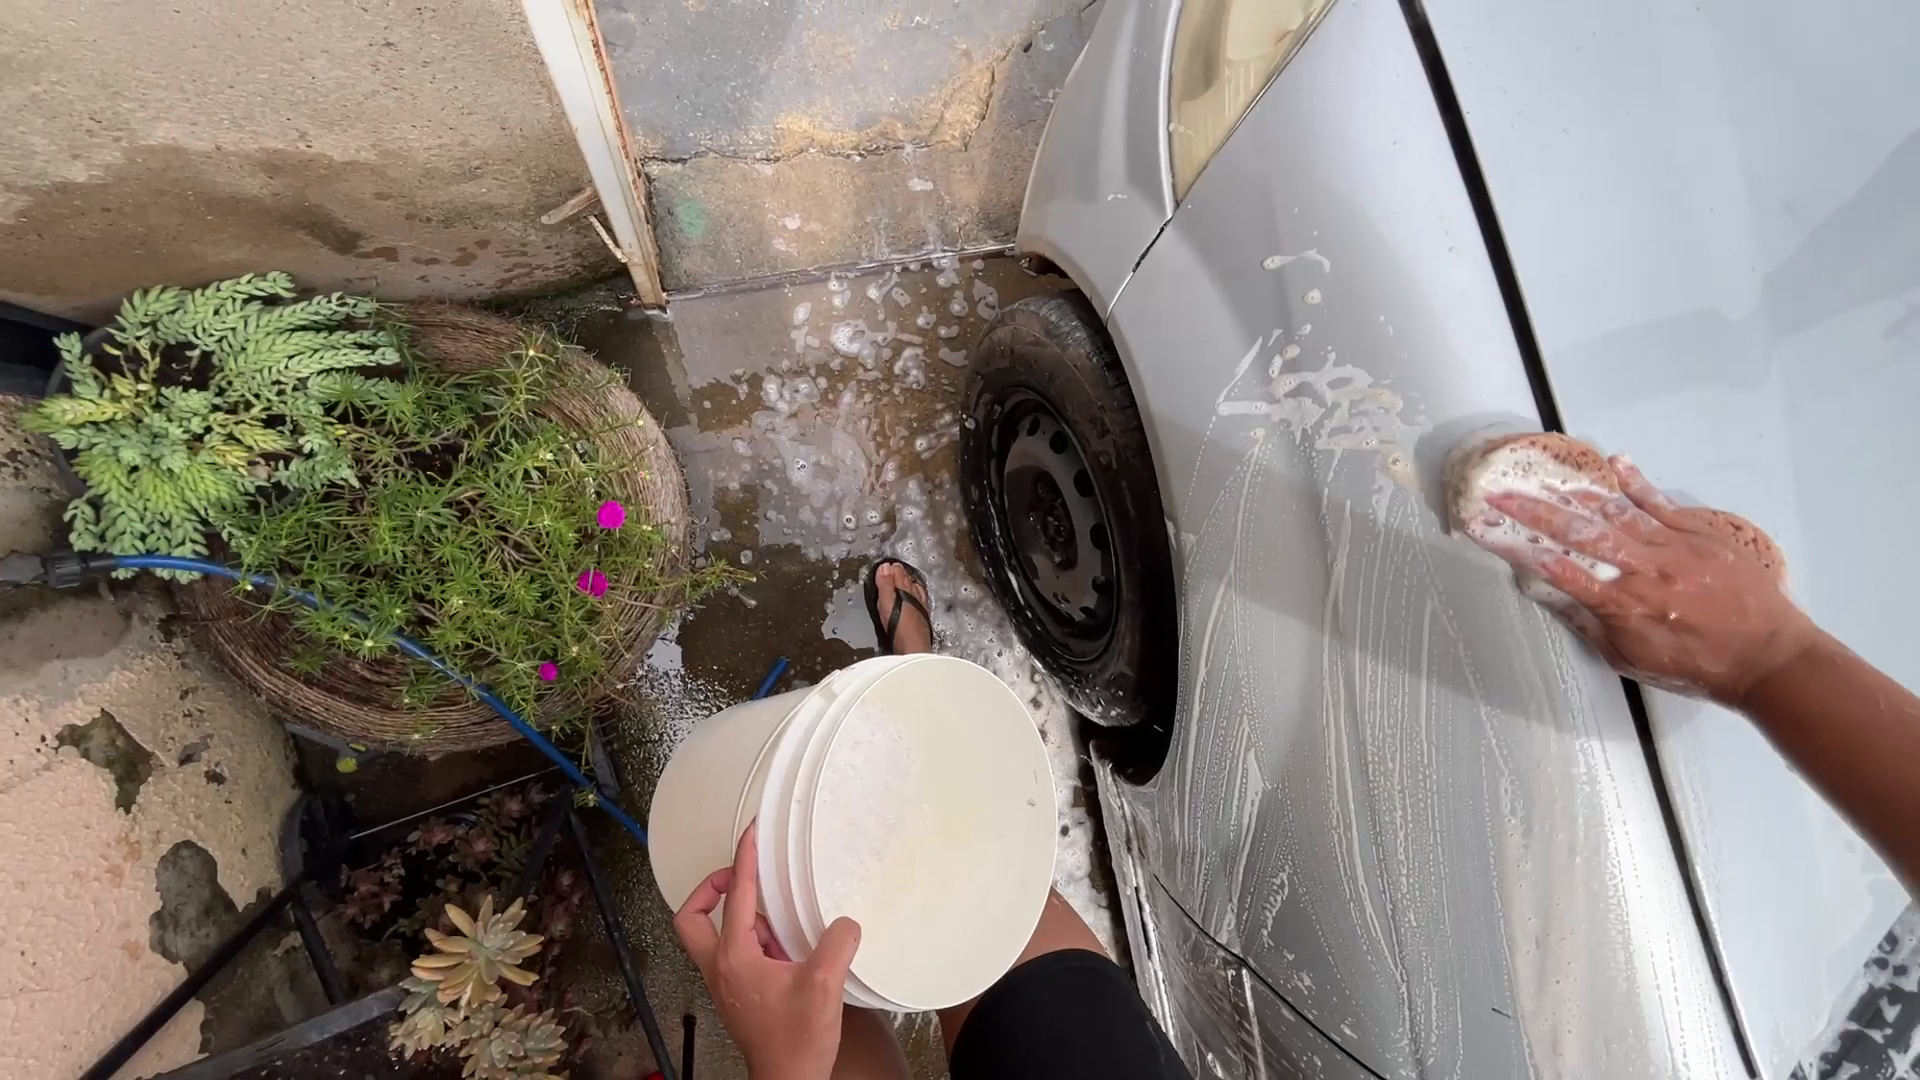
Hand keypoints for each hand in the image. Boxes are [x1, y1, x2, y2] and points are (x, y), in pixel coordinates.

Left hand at [672, 822, 861, 1079]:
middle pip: (693, 918)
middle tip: (739, 875)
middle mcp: (722, 967)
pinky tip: (788, 938)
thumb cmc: (796, 1042)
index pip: (734, 895)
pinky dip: (757, 934)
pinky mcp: (742, 991)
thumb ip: (837, 942)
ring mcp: (729, 981)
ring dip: (741, 913)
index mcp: (734, 958)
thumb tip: (845, 922)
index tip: (752, 834)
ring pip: (718, 932)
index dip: (744, 859)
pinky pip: (741, 948)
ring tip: (777, 906)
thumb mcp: (824, 985)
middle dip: (709, 890)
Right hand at [1465, 455, 1818, 705]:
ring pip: (1618, 513)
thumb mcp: (1627, 656)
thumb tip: (1548, 591)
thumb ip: (1586, 621)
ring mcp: (1677, 549)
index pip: (1556, 570)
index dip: (1515, 548)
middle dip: (1533, 511)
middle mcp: (1647, 571)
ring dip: (1576, 494)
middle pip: (1579, 533)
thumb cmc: (1694, 666)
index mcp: (1623, 605)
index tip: (1484, 532)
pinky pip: (1664, 505)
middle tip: (1500, 494)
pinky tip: (1615, 463)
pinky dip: (1637, 483)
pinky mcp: (1704, 537)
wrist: (1775, 661)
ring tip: (1544, 479)